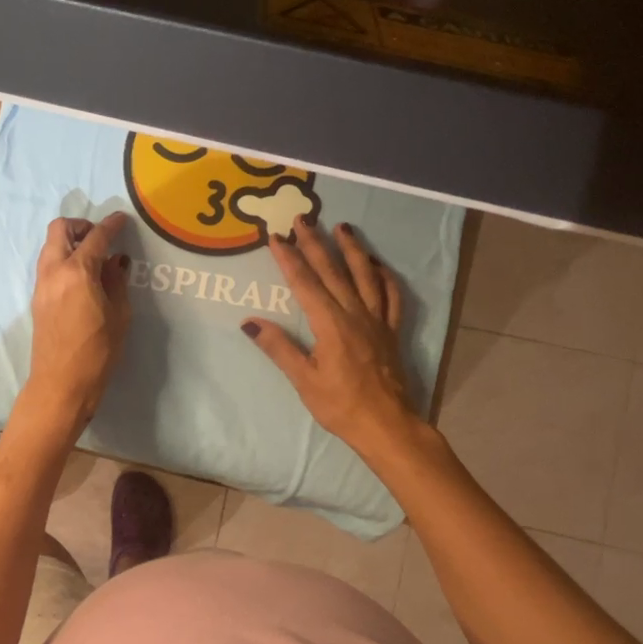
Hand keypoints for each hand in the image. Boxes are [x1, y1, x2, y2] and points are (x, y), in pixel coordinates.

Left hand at [23, 212, 132, 433]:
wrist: (61, 383)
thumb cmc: (98, 353)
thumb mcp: (119, 315)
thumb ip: (116, 281)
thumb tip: (115, 260)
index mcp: (77, 272)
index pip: (96, 237)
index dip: (111, 225)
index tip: (123, 220)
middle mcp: (54, 271)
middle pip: (60, 229)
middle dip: (82, 226)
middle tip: (102, 238)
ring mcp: (41, 285)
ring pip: (50, 246)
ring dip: (70, 242)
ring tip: (94, 257)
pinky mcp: (37, 298)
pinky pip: (48, 264)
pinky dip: (64, 258)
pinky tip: (83, 276)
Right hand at [243, 220, 417, 452]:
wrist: (387, 425)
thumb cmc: (340, 405)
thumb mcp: (303, 380)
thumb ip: (279, 347)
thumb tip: (250, 322)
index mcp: (331, 325)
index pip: (306, 283)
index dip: (290, 259)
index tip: (276, 237)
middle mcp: (356, 315)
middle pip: (334, 272)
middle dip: (316, 243)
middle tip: (303, 218)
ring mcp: (378, 321)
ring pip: (365, 276)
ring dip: (352, 250)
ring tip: (342, 227)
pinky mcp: (392, 331)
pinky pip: (392, 296)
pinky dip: (384, 276)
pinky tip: (377, 265)